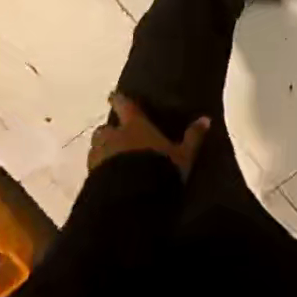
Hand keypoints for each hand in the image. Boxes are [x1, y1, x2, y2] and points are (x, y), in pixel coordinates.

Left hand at [86, 94, 209, 180]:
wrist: (130, 201)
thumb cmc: (158, 169)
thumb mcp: (183, 155)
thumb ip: (192, 137)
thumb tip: (206, 119)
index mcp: (135, 126)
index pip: (125, 106)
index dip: (119, 99)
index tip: (113, 95)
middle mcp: (114, 138)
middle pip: (104, 129)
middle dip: (109, 131)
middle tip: (116, 134)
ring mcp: (99, 158)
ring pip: (95, 148)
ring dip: (101, 149)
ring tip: (110, 157)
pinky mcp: (90, 179)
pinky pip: (93, 168)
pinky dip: (98, 168)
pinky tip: (106, 177)